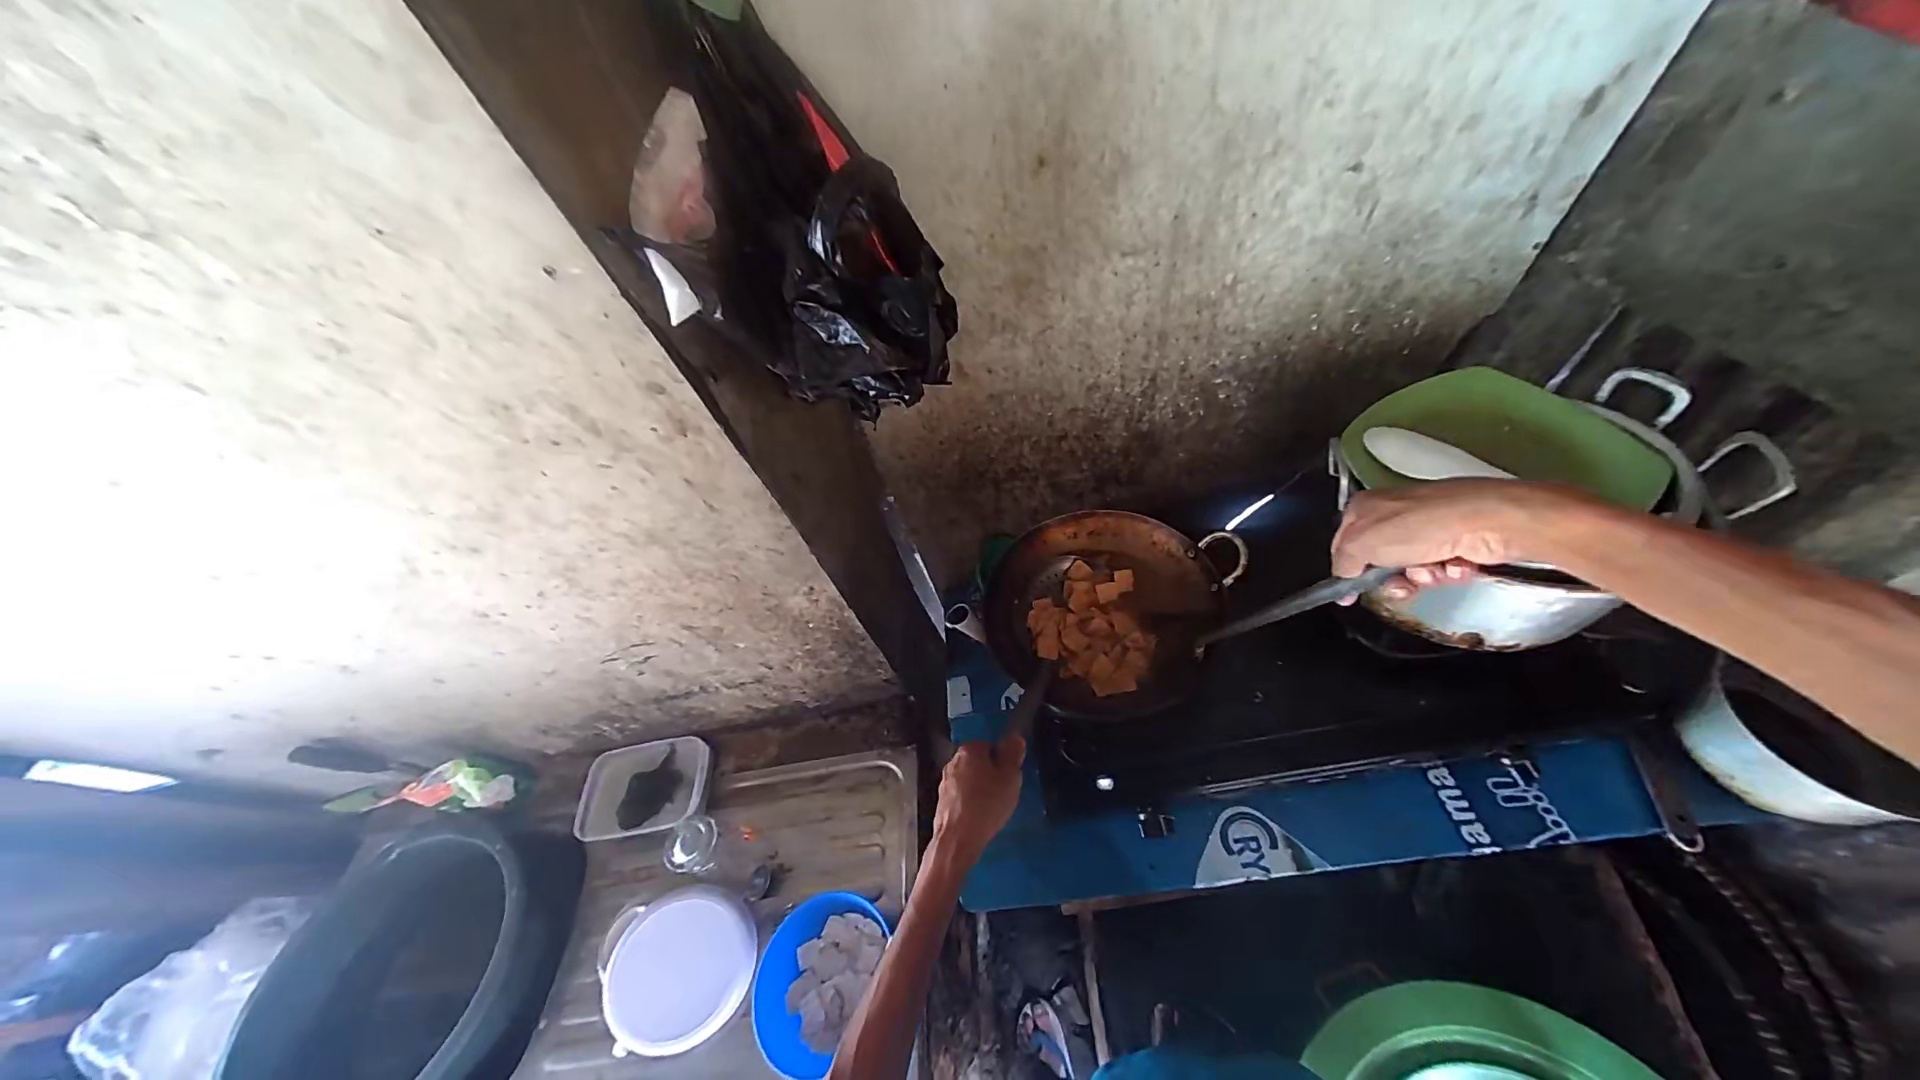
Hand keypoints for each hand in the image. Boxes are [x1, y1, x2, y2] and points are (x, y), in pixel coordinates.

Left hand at [931, 732, 1025, 866]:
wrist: (957, 839)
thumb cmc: (987, 804)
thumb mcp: (1010, 777)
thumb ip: (1013, 754)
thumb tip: (1015, 737)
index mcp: (969, 750)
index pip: (990, 745)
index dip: (1003, 761)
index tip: (1009, 778)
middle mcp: (953, 761)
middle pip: (978, 762)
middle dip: (990, 774)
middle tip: (1003, 792)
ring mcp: (944, 782)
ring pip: (969, 779)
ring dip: (980, 789)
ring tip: (992, 807)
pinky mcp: (941, 801)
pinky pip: (961, 796)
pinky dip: (970, 802)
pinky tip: (978, 817)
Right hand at [1329, 479, 1595, 601]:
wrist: (1490, 520)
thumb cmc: (1422, 526)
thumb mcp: (1362, 544)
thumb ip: (1342, 563)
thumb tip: (1342, 580)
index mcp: (1364, 507)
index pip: (1342, 545)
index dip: (1346, 570)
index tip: (1352, 593)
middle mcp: (1394, 513)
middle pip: (1378, 561)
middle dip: (1392, 578)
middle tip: (1402, 582)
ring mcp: (1427, 525)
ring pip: (1411, 568)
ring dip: (1422, 577)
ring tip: (1437, 569)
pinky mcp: (1457, 538)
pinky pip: (1441, 566)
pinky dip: (1448, 571)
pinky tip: (1457, 564)